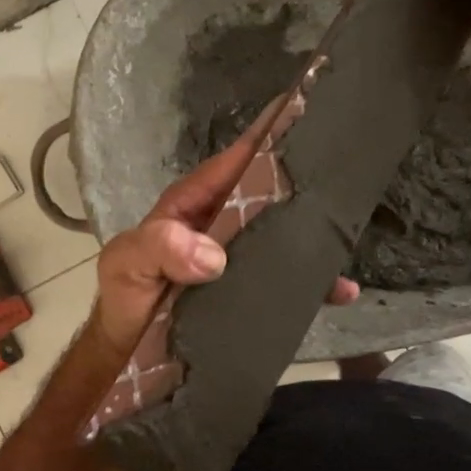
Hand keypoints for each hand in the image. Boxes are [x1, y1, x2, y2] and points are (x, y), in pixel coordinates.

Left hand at [87, 107, 359, 357]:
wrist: (125, 353)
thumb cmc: (123, 295)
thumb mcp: (128, 262)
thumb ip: (160, 248)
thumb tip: (215, 256)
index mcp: (194, 203)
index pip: (235, 162)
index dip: (266, 140)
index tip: (304, 117)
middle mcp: (222, 224)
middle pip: (268, 196)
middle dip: (301, 183)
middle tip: (344, 170)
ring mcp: (239, 258)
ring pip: (283, 236)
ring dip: (314, 234)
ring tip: (347, 229)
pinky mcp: (251, 292)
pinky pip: (288, 283)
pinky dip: (316, 284)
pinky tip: (342, 290)